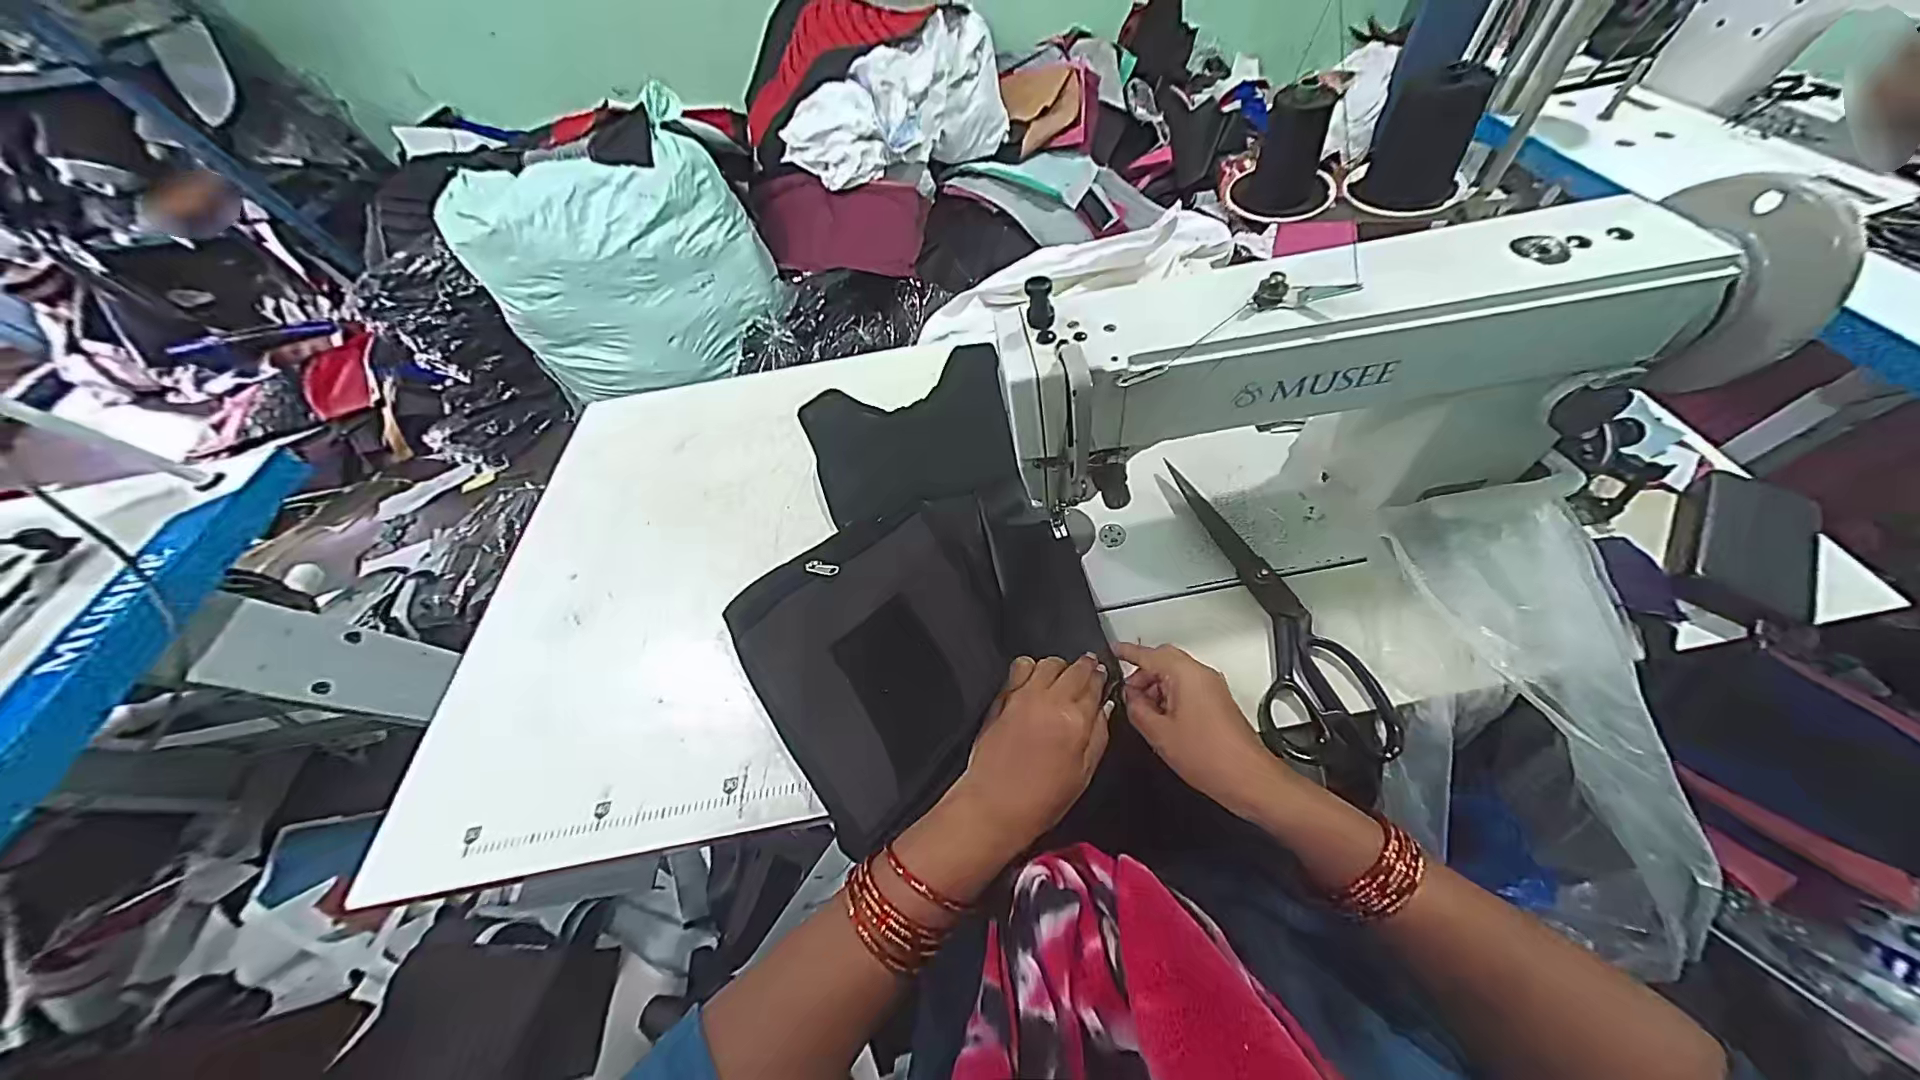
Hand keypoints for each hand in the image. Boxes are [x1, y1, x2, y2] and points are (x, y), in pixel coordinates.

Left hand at [950, 655, 1111, 857]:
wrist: (994, 805)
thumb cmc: (1039, 799)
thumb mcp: (1083, 774)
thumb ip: (1098, 735)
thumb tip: (1104, 709)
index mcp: (1075, 721)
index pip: (1095, 684)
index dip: (1101, 678)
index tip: (1102, 677)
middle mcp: (1050, 702)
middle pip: (1075, 668)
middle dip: (1085, 666)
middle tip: (1088, 669)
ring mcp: (1023, 696)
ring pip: (1049, 662)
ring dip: (1059, 667)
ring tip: (1061, 676)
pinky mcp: (1002, 698)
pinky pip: (1020, 667)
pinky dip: (1031, 667)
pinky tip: (1033, 679)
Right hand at [1114, 642, 1296, 817]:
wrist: (1248, 779)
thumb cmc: (1213, 758)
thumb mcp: (1158, 733)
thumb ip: (1136, 709)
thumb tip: (1130, 698)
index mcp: (1186, 675)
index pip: (1148, 654)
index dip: (1127, 652)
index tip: (1114, 650)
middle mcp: (1202, 675)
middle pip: (1163, 659)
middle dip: (1142, 674)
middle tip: (1128, 693)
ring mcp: (1213, 687)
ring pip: (1176, 673)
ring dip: (1157, 686)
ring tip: (1145, 712)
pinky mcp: (1218, 701)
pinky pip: (1188, 687)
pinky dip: (1171, 695)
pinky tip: (1163, 719)